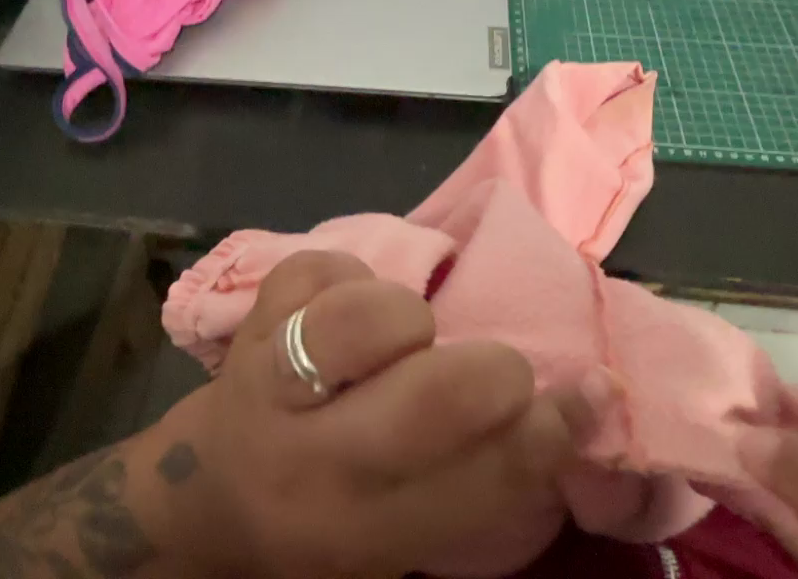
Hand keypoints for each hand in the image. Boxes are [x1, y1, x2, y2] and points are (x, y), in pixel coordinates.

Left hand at [145, 250, 594, 578]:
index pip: (485, 480)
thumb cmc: (323, 521)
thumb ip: (484, 471)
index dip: (554, 429)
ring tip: (399, 340)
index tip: (594, 388)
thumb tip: (586, 396)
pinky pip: (320, 267)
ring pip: (372, 315)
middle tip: (489, 370)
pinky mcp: (248, 324)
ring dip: (407, 318)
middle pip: (440, 394)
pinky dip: (347, 276)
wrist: (204, 496)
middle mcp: (315, 461)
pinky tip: (341, 309)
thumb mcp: (404, 527)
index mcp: (366, 531)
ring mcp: (270, 383)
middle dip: (493, 370)